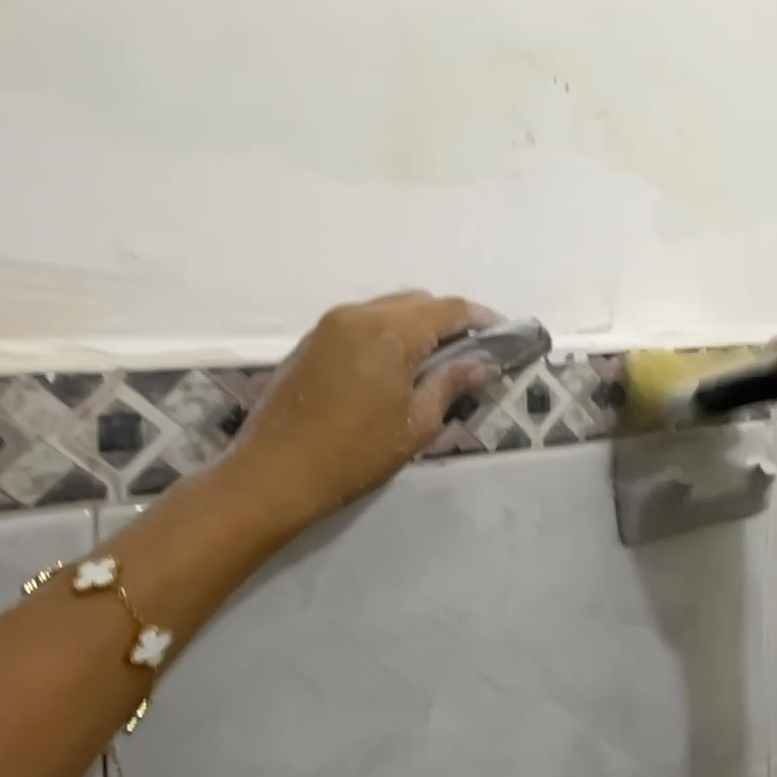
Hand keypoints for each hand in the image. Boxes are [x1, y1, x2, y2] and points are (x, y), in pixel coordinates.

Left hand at [213, 291, 504, 532]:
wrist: (272, 475)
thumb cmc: (354, 454)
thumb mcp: (416, 424)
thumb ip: (452, 383)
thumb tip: (484, 363)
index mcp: (390, 331)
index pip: (450, 309)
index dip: (482, 319)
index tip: (504, 334)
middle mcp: (360, 314)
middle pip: (419, 301)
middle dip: (450, 320)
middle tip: (472, 351)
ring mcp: (331, 324)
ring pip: (389, 308)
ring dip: (418, 324)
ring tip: (437, 358)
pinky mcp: (312, 340)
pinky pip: (363, 321)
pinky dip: (389, 332)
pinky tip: (397, 364)